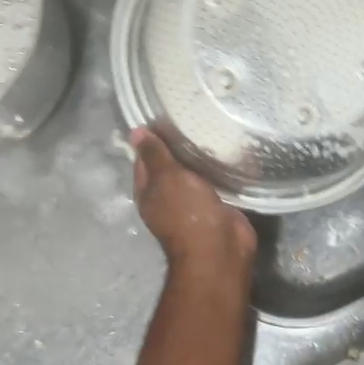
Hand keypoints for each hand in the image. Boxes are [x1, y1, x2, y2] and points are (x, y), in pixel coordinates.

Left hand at [131, 128, 256, 271]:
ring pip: (194, 175)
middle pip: (171, 166)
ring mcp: (193, 204)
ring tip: (212, 128)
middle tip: (194, 117)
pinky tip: (228, 152)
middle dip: (180, 146)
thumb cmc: (187, 213)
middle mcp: (168, 198)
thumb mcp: (167, 178)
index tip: (166, 115)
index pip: (145, 159)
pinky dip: (219, 170)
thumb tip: (135, 132)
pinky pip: (215, 183)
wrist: (220, 249)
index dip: (152, 139)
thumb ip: (154, 154)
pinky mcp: (216, 207)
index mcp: (148, 192)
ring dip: (201, 158)